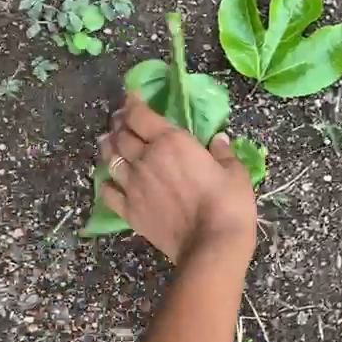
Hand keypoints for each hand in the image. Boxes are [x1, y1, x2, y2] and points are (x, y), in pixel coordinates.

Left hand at [98, 91, 256, 265]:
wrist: (211, 246)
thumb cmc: (229, 204)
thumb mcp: (234, 172)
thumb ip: (223, 152)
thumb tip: (219, 139)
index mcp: (172, 142)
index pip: (140, 115)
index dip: (132, 102)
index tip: (131, 96)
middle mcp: (146, 158)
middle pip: (121, 134)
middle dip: (118, 123)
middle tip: (120, 118)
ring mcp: (133, 186)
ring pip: (110, 159)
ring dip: (108, 147)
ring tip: (108, 141)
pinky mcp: (129, 210)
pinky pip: (108, 192)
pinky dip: (106, 182)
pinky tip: (108, 180)